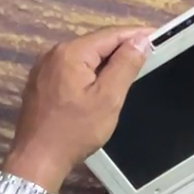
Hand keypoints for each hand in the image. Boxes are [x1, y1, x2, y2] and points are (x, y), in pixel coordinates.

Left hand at [4, 26, 152, 187]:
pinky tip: (100, 84)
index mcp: (71, 53)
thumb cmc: (75, 131)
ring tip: (129, 68)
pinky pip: (71, 69)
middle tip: (148, 54)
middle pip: (95, 44)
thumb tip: (141, 40)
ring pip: (83, 57)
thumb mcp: (108, 98)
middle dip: (121, 47)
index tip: (157, 37)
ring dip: (106, 61)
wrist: (36, 159)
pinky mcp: (41, 83)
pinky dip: (89, 72)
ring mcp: (44, 68)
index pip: (110, 35)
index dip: (136, 35)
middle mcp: (54, 54)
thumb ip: (125, 65)